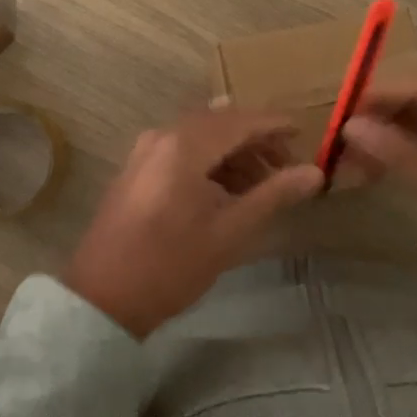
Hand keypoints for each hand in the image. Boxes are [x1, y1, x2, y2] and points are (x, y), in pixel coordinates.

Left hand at [63, 109, 323, 337]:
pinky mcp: (137, 167)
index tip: (304, 134)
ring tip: (261, 183)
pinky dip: (209, 160)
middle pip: (220, 122)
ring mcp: (146, 149)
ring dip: (233, 151)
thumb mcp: (230, 232)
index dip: (274, 125)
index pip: (241, 120)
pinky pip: (182, 148)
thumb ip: (272, 195)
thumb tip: (314, 172)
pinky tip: (226, 188)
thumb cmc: (171, 264)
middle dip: (255, 140)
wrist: (103, 296)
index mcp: (186, 145)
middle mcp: (164, 135)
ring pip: (201, 135)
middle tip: (286, 166)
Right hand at [341, 78, 416, 261]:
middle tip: (339, 138)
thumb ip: (393, 149)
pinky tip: (375, 171)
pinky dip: (401, 157)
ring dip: (386, 139)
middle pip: (416, 104)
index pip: (416, 87)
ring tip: (351, 157)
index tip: (339, 112)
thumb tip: (348, 123)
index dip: (377, 96)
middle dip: (378, 118)